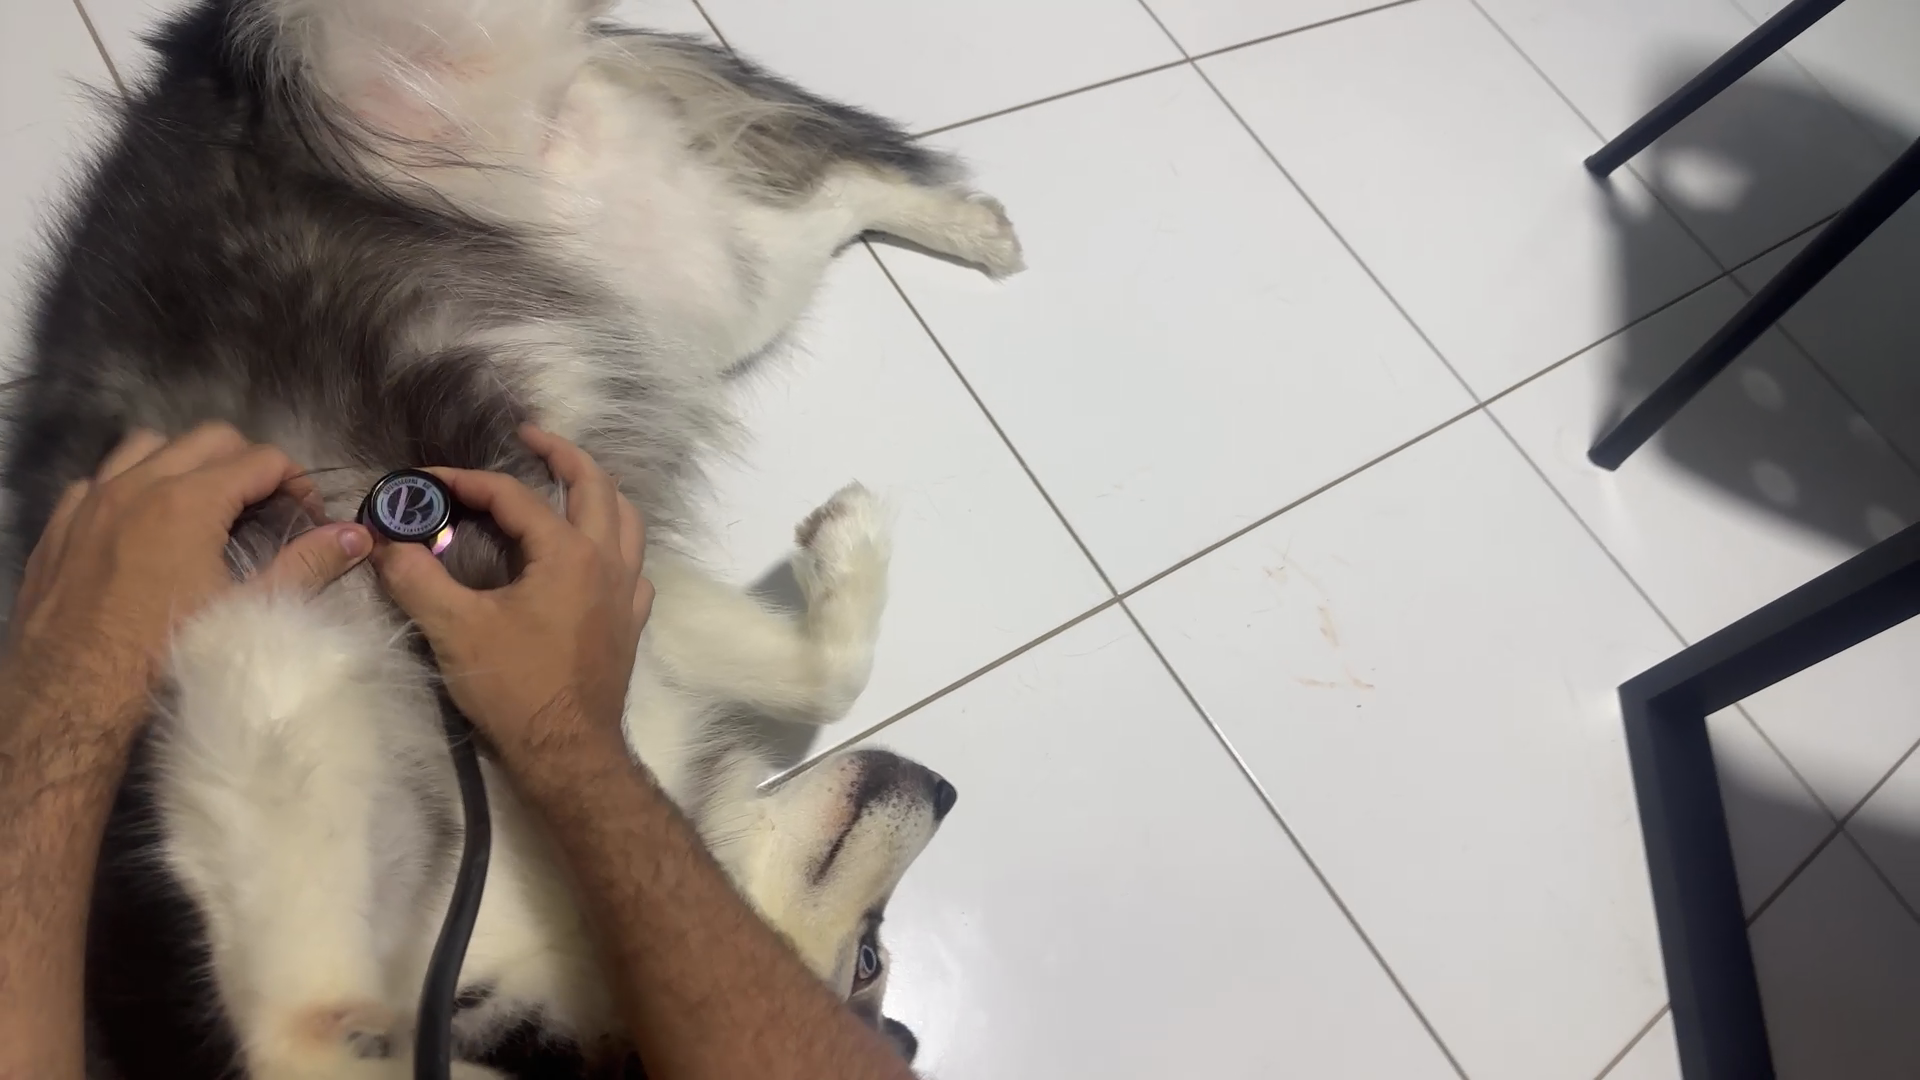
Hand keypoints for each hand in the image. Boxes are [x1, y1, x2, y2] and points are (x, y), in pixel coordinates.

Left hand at [1, 424, 372, 739]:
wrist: (72, 693)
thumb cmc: (170, 646)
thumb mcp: (256, 605)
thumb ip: (311, 560)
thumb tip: (359, 535)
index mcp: (187, 502)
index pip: (262, 458)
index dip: (298, 482)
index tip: (308, 517)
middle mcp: (134, 488)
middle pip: (210, 438)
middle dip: (250, 463)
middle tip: (269, 505)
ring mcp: (89, 503)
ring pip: (148, 445)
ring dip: (190, 463)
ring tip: (211, 503)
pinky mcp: (59, 525)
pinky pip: (102, 477)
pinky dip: (136, 484)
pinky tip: (154, 525)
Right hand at [372, 426, 652, 766]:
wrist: (568, 744)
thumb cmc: (514, 685)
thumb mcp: (453, 627)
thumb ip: (415, 577)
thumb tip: (383, 541)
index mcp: (569, 554)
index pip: (516, 498)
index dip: (467, 481)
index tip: (426, 481)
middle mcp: (608, 560)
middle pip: (597, 486)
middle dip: (564, 454)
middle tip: (531, 438)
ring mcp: (629, 587)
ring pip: (627, 520)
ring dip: (600, 492)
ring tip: (569, 480)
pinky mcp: (633, 615)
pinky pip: (634, 562)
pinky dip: (616, 542)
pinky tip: (595, 551)